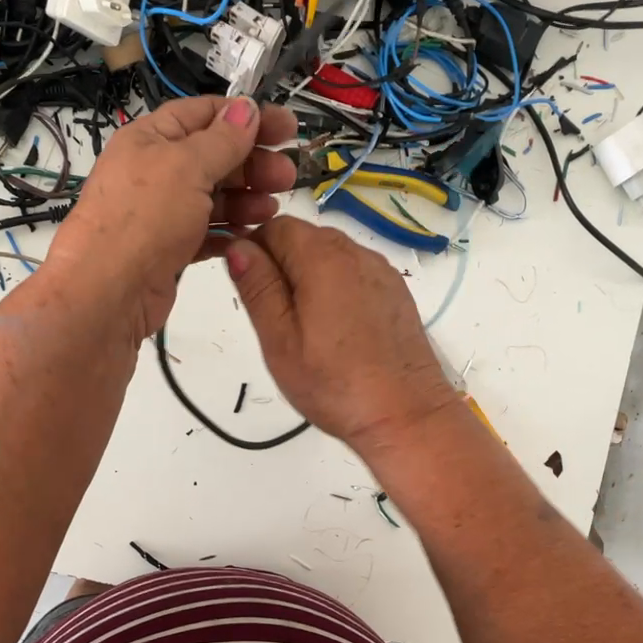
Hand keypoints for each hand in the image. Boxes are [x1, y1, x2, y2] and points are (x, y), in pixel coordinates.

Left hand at [43, 96, 298, 342]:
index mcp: (150, 139)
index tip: (286, 128)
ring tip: (273, 208)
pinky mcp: (168, 252)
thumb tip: (246, 108)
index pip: (204, 114)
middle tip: (288, 175)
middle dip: (252, 164)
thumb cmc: (143, 219)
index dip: (246, 118)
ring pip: (211, 199)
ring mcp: (160, 215)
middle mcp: (154, 173)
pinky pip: (205, 234)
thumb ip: (222, 139)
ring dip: (245, 200)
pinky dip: (228, 232)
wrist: (108, 292)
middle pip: (213, 158)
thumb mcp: (187, 166)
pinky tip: (251, 234)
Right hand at [226, 216, 460, 450]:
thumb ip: (258, 288)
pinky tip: (338, 332)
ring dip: (310, 279)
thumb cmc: (335, 384)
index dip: (255, 252)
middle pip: (306, 238)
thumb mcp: (280, 341)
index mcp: (322, 258)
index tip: (252, 294)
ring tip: (307, 330)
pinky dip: (338, 290)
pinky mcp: (396, 294)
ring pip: (332, 257)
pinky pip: (356, 276)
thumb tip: (237, 246)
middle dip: (283, 266)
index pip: (276, 227)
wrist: (406, 414)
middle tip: (277, 321)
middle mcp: (356, 253)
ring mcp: (382, 272)